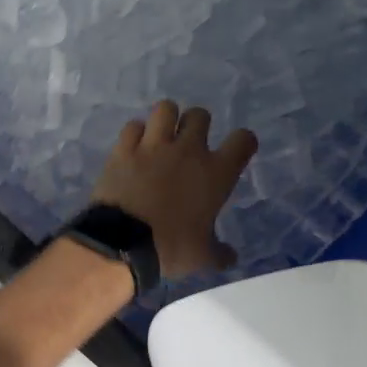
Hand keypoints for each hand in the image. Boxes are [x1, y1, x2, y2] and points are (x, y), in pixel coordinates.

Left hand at [91, 100, 256, 277]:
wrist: (123, 243)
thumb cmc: (170, 248)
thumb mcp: (202, 256)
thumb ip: (219, 253)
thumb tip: (231, 257)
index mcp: (216, 173)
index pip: (244, 140)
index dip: (241, 143)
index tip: (233, 152)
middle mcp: (188, 151)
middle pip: (200, 115)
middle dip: (196, 125)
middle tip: (187, 144)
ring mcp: (154, 146)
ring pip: (166, 108)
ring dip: (165, 119)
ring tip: (160, 137)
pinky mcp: (123, 149)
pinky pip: (132, 126)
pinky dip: (135, 134)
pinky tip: (133, 147)